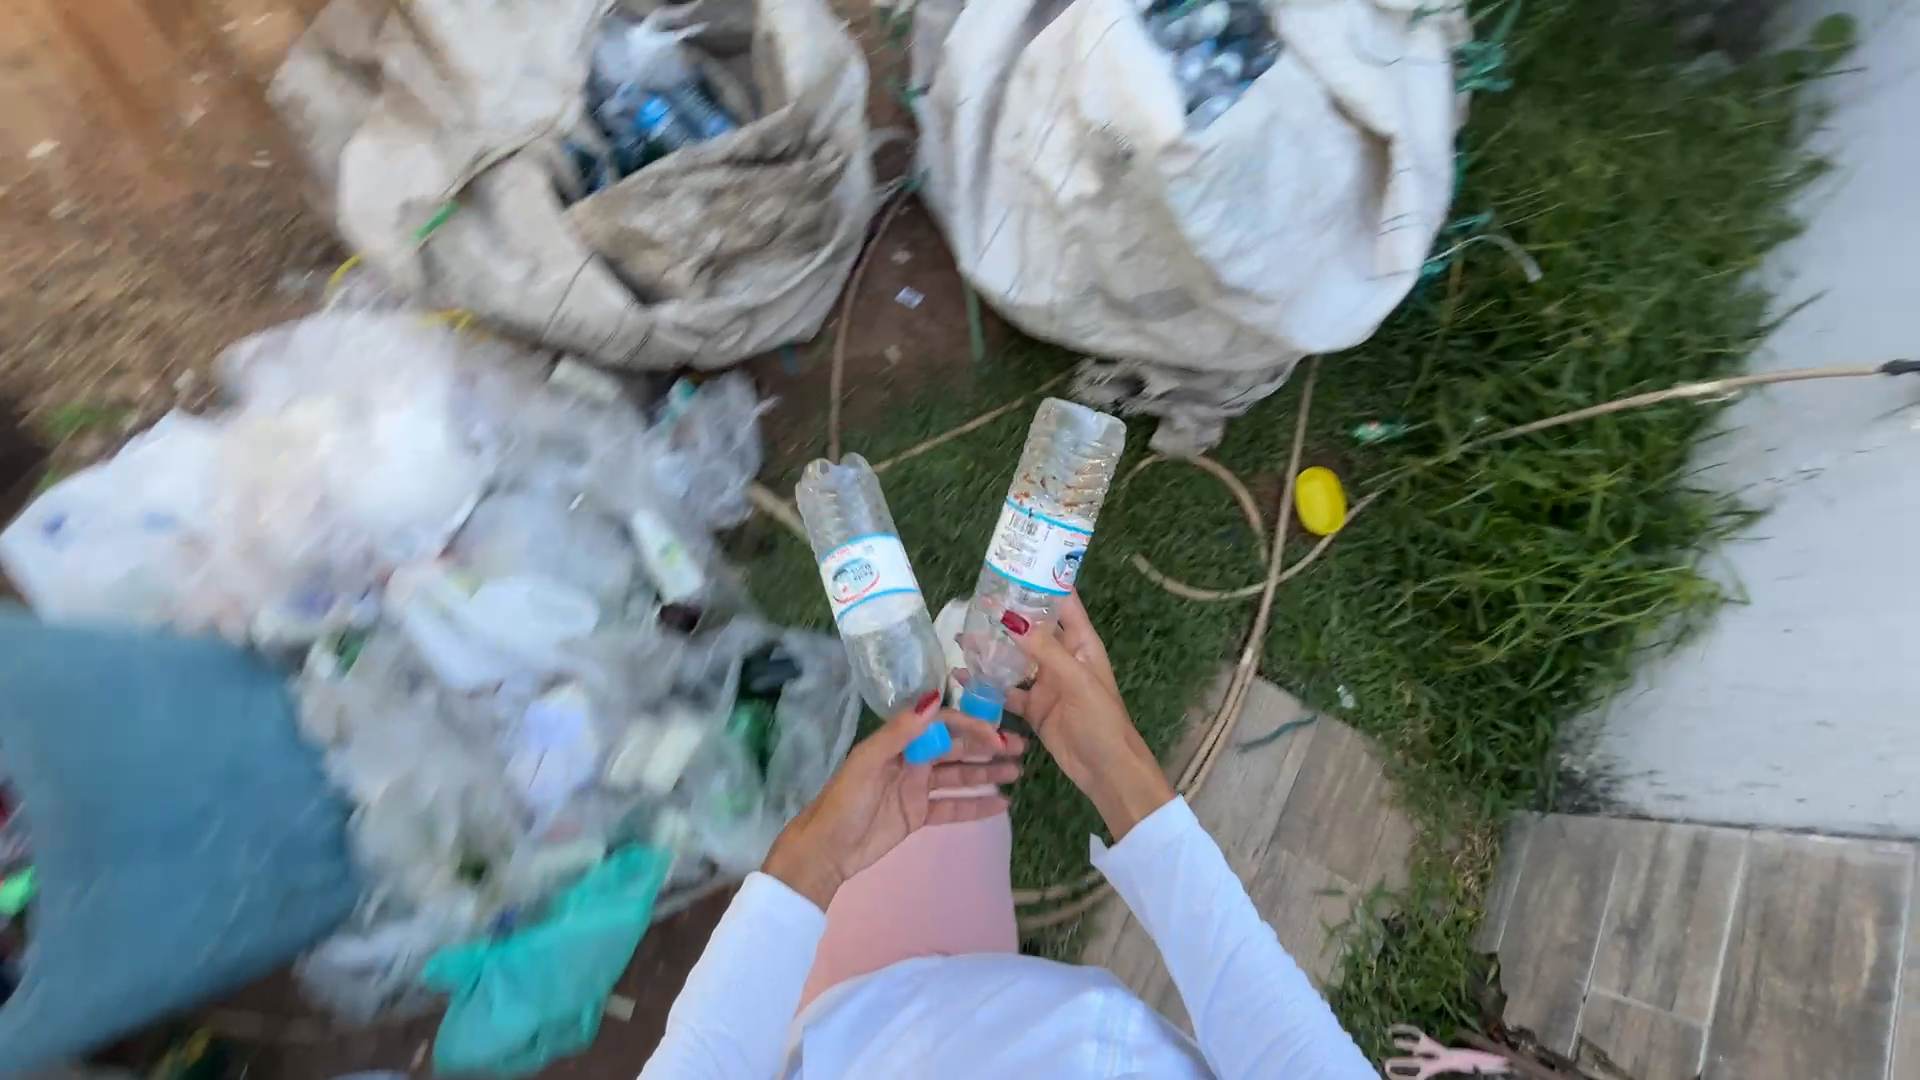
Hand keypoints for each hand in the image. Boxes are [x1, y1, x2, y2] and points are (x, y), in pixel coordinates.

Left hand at [761, 695, 1026, 910]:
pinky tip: (1001, 803)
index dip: (970, 726)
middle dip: (987, 747)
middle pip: (956, 748)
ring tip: (1017, 773)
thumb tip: (935, 697)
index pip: (943, 725)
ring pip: (959, 776)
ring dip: (987, 773)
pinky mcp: (919, 815)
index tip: (996, 734)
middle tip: (1020, 749)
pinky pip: (953, 807)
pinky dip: (976, 805)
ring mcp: (917, 788)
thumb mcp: (869, 761)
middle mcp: (911, 759)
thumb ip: (901, 731)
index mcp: (899, 741)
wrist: (826, 851)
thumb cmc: (844, 801)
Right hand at [988, 591, 1173, 840]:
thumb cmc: (1100, 720)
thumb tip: (1009, 617)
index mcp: (1081, 644)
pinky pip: (1007, 690)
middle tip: (976, 600)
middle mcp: (1062, 657)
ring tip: (963, 635)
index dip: (1041, 583)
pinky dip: (987, 683)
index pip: (1062, 603)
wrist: (1106, 771)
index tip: (1015, 566)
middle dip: (1008, 614)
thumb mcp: (1075, 680)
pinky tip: (964, 675)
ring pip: (1015, 658)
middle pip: (1033, 628)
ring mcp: (1046, 682)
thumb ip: (1043, 649)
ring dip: (993, 648)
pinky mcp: (1033, 707)